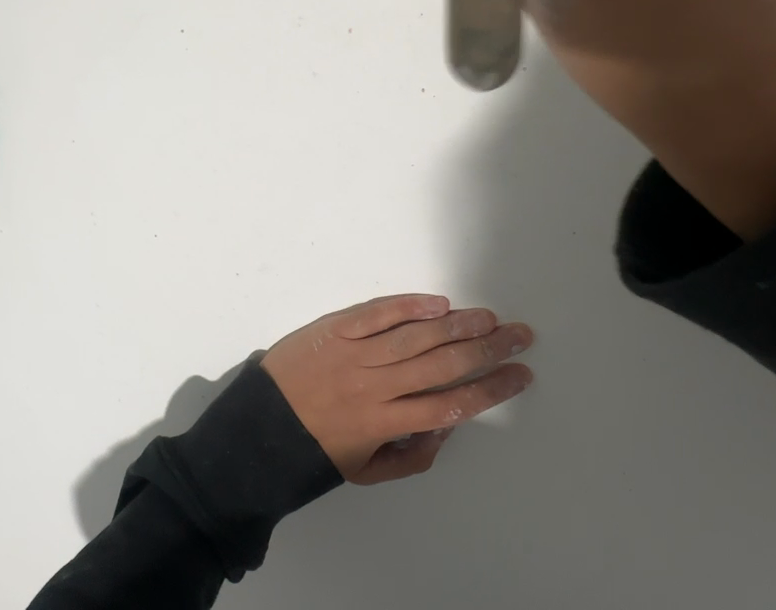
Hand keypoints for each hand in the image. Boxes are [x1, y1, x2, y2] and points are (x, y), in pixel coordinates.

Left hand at [260, 294, 532, 484]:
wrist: (253, 431)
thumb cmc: (313, 452)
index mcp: (386, 423)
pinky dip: (409, 307)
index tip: (522, 375)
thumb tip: (449, 426)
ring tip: (487, 317)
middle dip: (488, 349)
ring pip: (417, 336)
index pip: (453, 405)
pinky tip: (438, 303)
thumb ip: (412, 455)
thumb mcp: (366, 472)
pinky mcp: (335, 330)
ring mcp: (355, 354)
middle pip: (444, 364)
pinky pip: (377, 314)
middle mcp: (377, 386)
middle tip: (519, 335)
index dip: (493, 389)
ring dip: (457, 325)